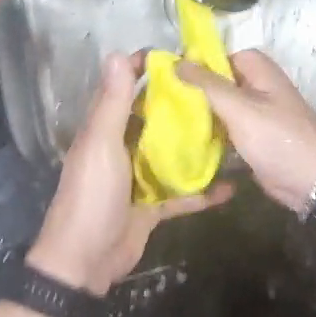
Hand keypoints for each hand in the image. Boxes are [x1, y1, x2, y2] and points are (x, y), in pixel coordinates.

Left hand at [30, 54, 230, 294]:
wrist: (84, 262)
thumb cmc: (91, 197)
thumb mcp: (102, 144)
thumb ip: (113, 103)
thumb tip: (117, 54)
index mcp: (105, 130)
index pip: (125, 89)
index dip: (146, 70)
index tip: (181, 57)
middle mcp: (121, 149)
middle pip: (153, 120)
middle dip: (181, 105)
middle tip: (218, 89)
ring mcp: (138, 179)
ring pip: (171, 154)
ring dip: (196, 145)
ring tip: (231, 129)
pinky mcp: (152, 207)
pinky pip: (181, 194)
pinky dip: (203, 192)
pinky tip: (230, 186)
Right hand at [176, 50, 315, 212]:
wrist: (310, 180)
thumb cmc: (276, 137)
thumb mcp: (239, 108)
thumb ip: (208, 85)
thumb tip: (177, 61)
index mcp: (261, 71)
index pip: (224, 55)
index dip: (201, 63)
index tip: (172, 75)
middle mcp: (260, 87)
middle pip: (222, 81)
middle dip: (197, 90)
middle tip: (165, 99)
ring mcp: (257, 113)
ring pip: (223, 106)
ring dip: (202, 113)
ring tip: (169, 119)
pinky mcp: (254, 137)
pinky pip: (228, 127)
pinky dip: (212, 132)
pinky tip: (187, 139)